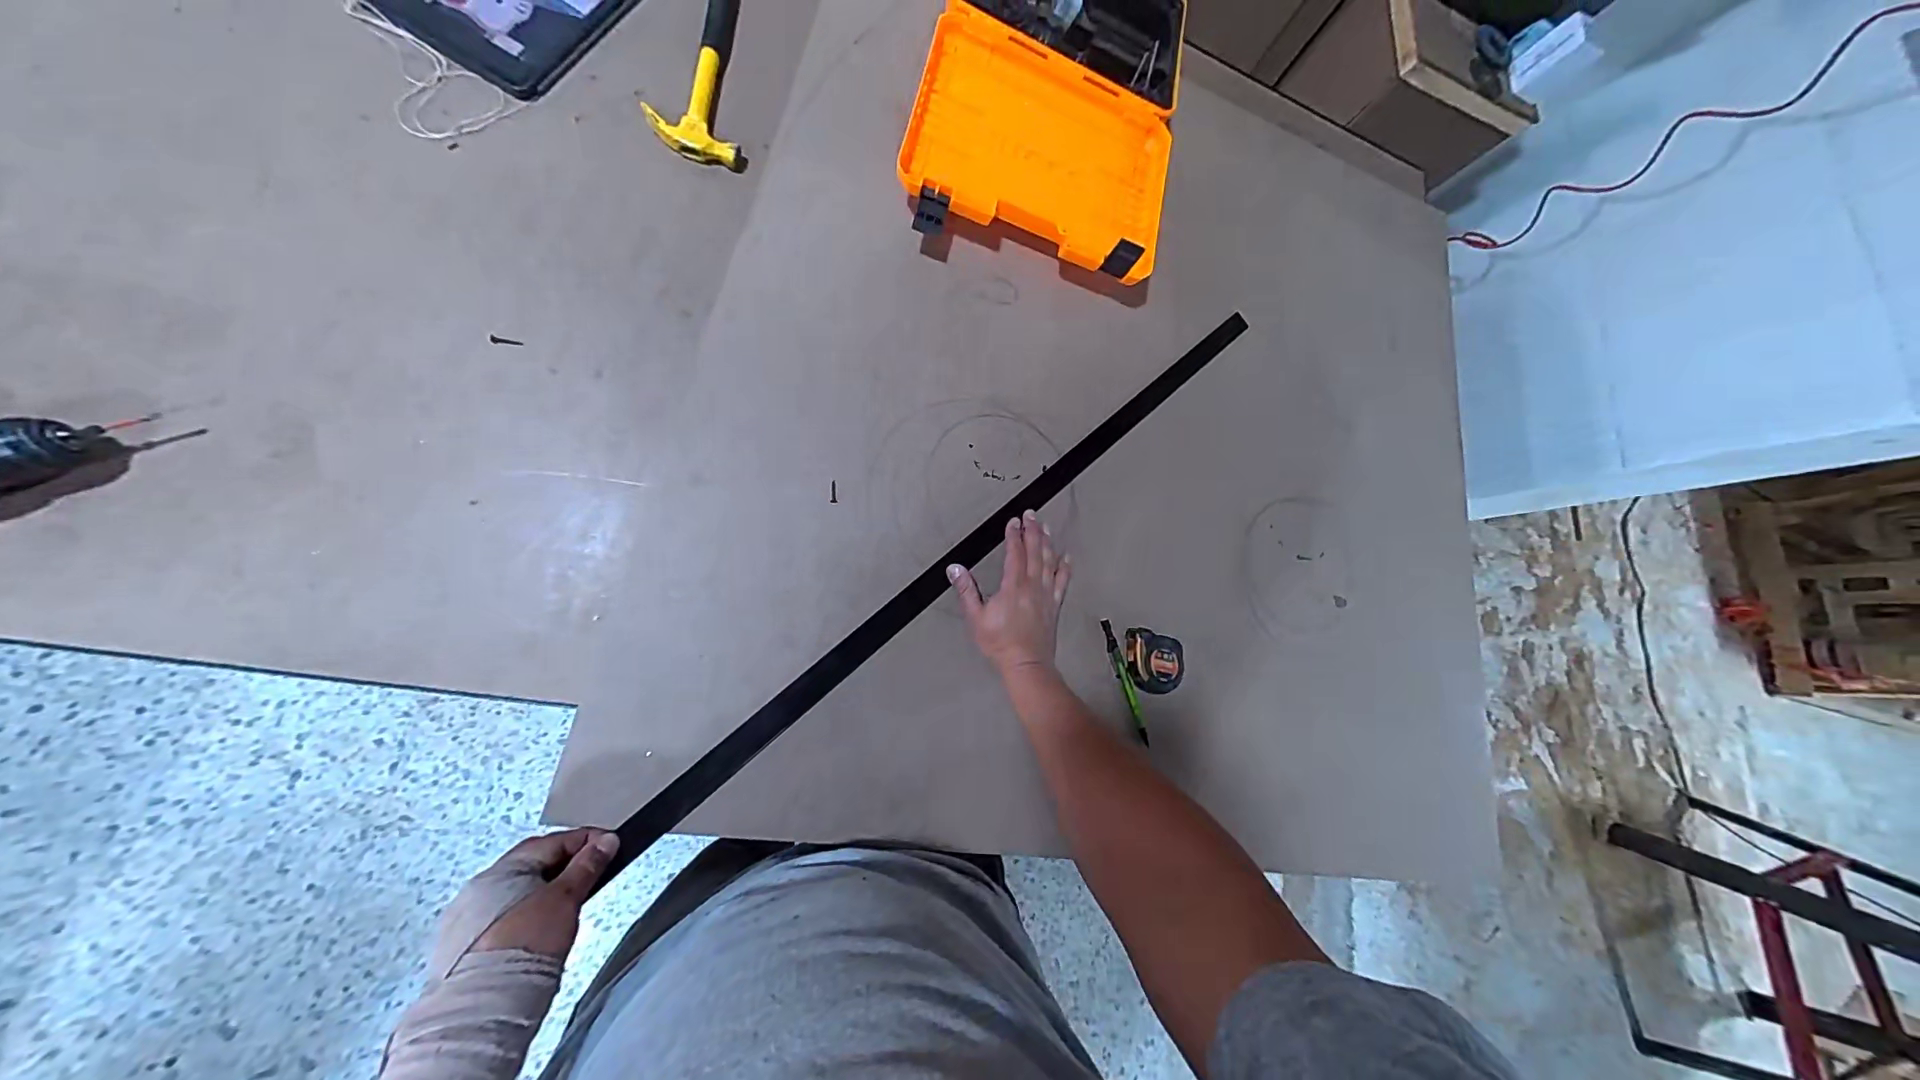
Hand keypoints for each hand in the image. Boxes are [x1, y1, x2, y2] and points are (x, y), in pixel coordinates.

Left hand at [467, 829, 617, 960]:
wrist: (485, 1008)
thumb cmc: (523, 948)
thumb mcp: (568, 897)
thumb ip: (588, 865)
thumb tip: (606, 841)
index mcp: (503, 868)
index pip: (555, 840)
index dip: (588, 841)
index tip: (610, 847)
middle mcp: (478, 888)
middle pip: (534, 865)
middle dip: (565, 868)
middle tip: (592, 877)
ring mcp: (466, 919)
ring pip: (517, 893)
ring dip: (543, 893)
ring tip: (566, 910)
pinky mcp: (463, 948)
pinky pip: (502, 919)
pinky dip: (524, 918)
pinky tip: (538, 933)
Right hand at [948, 510, 1071, 675]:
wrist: (1026, 664)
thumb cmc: (1001, 644)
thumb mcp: (976, 618)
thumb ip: (966, 590)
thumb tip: (955, 570)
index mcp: (1013, 587)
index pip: (1014, 553)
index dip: (1014, 535)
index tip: (1013, 522)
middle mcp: (1033, 587)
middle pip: (1035, 551)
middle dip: (1032, 531)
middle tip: (1031, 515)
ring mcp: (1046, 595)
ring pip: (1049, 561)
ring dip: (1047, 542)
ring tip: (1045, 528)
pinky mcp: (1054, 605)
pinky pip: (1063, 580)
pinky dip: (1064, 566)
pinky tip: (1066, 557)